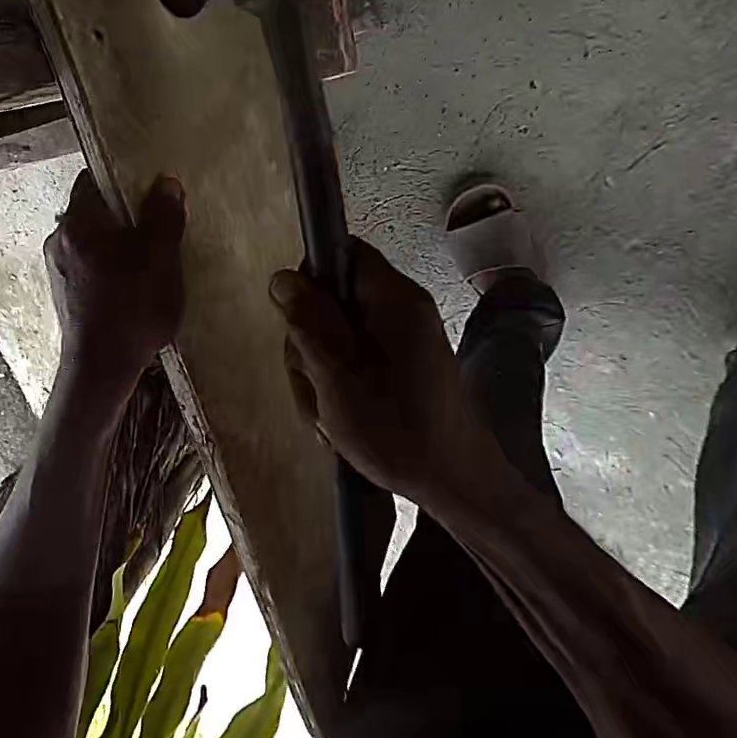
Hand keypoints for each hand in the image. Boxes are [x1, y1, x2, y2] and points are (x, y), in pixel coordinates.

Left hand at [46, 169, 185, 374]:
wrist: (101, 369)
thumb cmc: (131, 307)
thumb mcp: (159, 257)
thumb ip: (162, 216)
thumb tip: (166, 183)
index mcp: (77, 223)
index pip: (93, 180)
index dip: (122, 179)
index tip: (149, 189)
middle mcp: (58, 241)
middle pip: (94, 213)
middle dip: (124, 216)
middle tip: (158, 225)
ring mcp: (57, 271)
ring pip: (92, 243)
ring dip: (118, 246)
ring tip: (150, 260)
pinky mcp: (64, 297)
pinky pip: (90, 269)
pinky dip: (110, 270)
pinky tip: (133, 289)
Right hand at [271, 240, 503, 505]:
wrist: (454, 482)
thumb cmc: (400, 432)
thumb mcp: (340, 378)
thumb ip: (310, 324)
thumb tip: (282, 279)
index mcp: (394, 300)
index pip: (341, 255)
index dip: (309, 282)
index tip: (298, 326)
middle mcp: (400, 311)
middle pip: (332, 300)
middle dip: (310, 345)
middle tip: (317, 388)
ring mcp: (401, 340)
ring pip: (336, 336)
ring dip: (320, 375)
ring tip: (331, 415)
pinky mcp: (400, 366)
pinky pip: (353, 361)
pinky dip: (338, 388)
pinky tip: (341, 421)